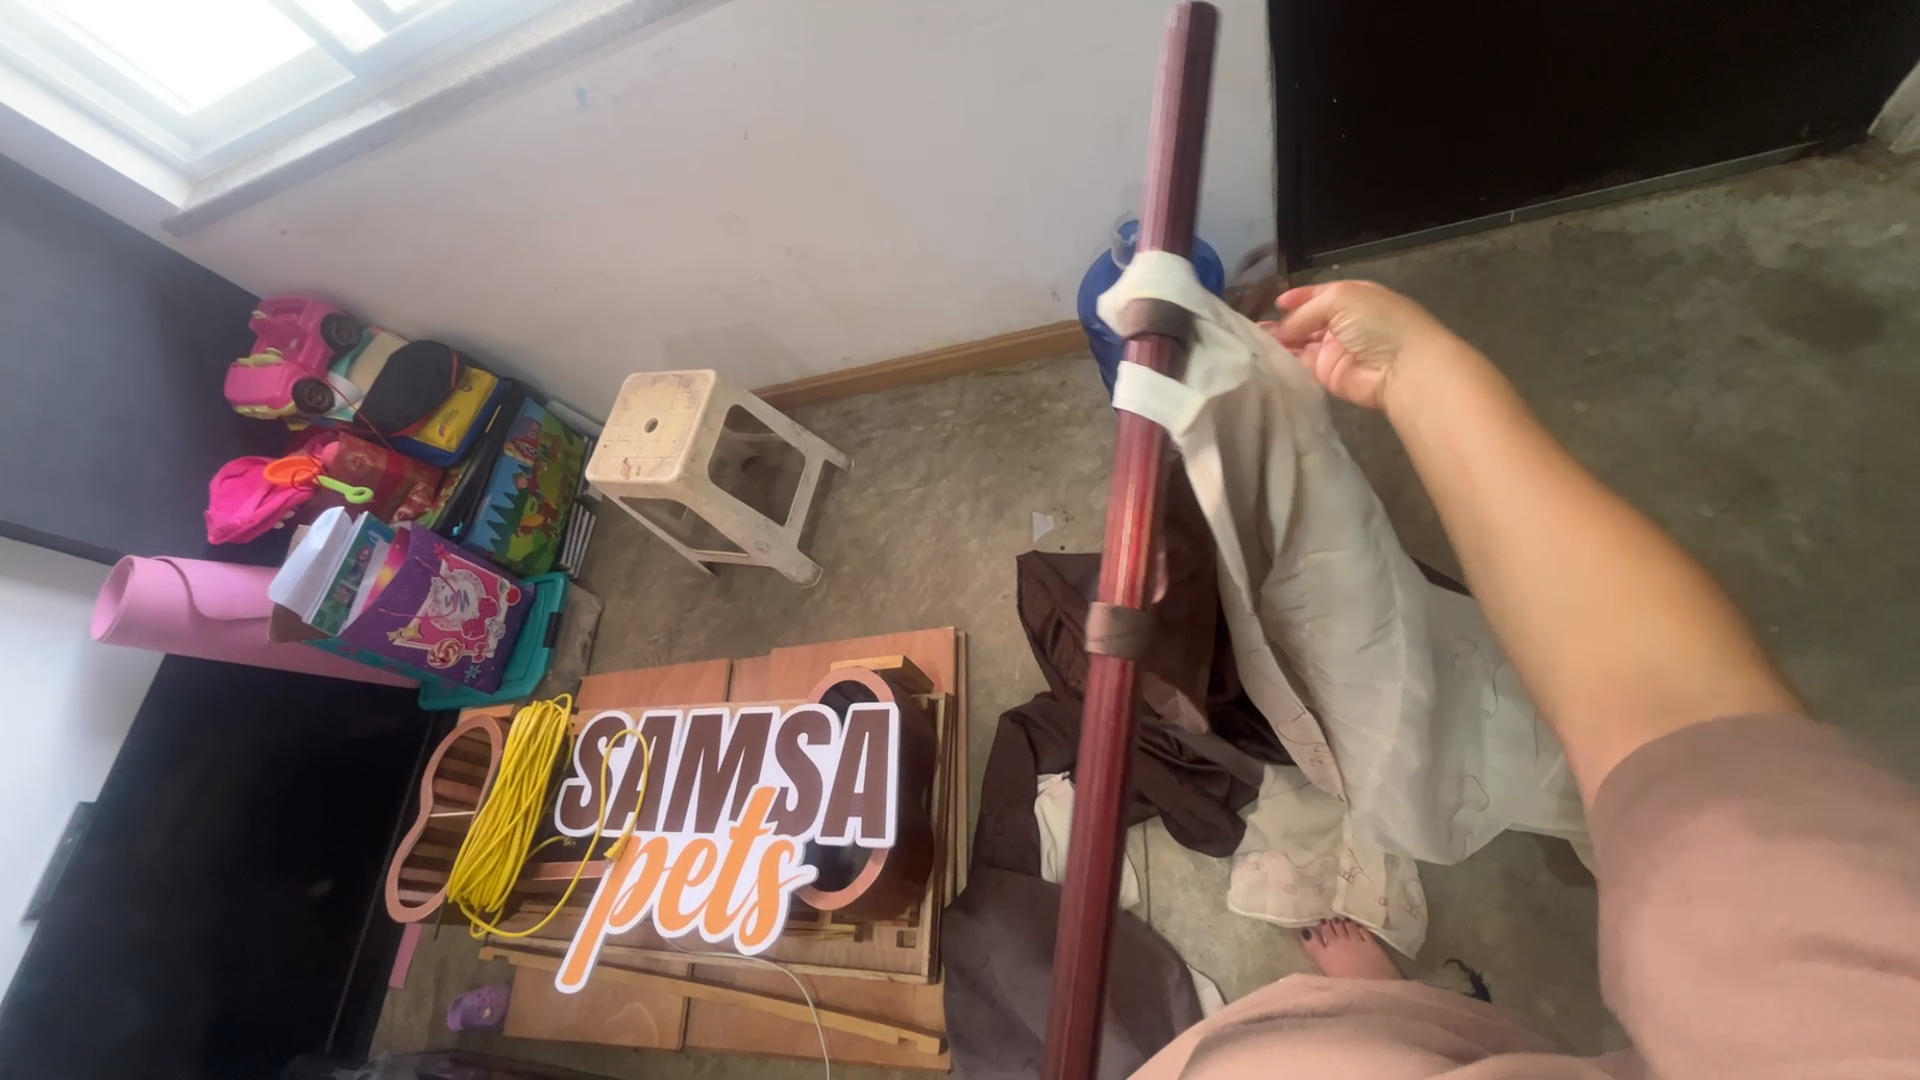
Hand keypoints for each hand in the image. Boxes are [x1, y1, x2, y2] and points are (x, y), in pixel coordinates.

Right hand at [1260, 281, 1460, 411]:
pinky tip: (1263, 356)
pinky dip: (1282, 360)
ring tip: (1252, 340)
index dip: (1299, 297)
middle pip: (1307, 320)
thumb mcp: (1341, 298)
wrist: (1399, 367)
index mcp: (1353, 298)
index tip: (1277, 302)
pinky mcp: (1325, 373)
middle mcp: (1343, 322)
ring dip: (1278, 341)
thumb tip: (1282, 329)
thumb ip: (1306, 311)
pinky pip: (1299, 364)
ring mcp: (1334, 349)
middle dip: (1284, 321)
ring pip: (1300, 342)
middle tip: (1253, 325)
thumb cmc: (1377, 322)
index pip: (1320, 294)